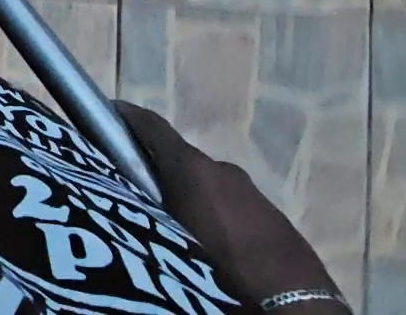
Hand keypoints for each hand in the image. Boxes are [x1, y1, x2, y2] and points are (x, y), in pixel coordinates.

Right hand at [117, 102, 340, 307]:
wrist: (297, 307)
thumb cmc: (218, 263)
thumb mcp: (166, 233)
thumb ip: (144, 204)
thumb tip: (117, 188)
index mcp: (193, 166)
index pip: (152, 125)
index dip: (128, 115)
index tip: (108, 111)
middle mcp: (223, 169)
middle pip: (179, 157)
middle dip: (157, 166)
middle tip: (135, 187)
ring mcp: (254, 194)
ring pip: (207, 183)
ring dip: (188, 193)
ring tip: (173, 220)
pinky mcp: (276, 219)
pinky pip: (232, 205)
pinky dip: (214, 212)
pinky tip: (211, 241)